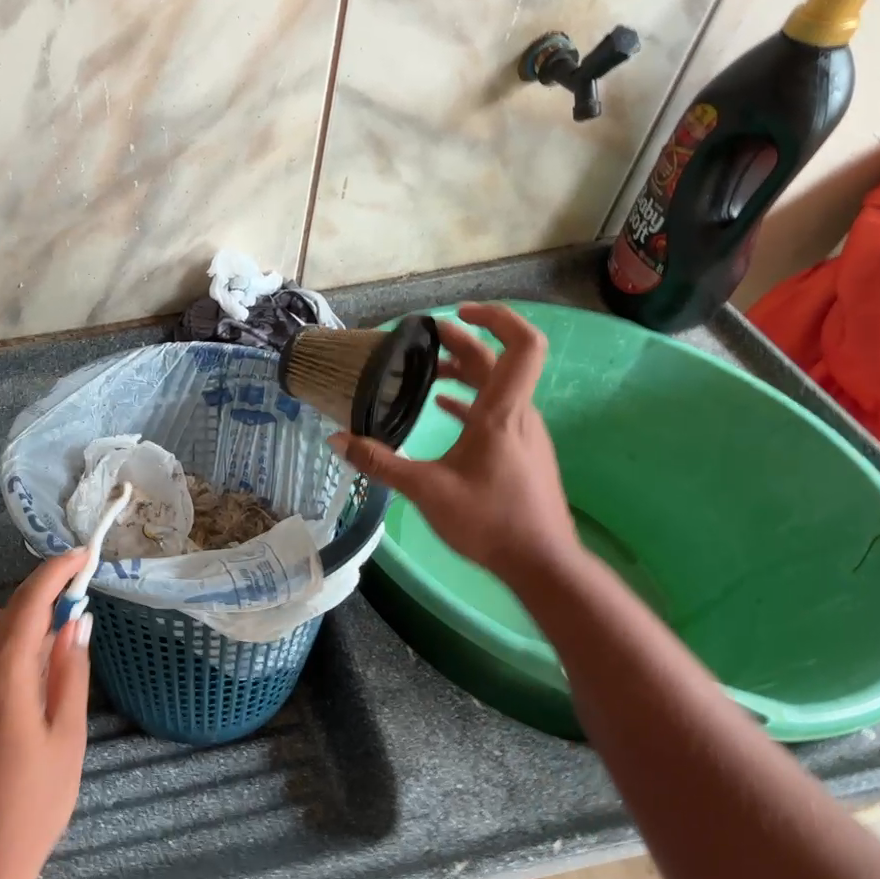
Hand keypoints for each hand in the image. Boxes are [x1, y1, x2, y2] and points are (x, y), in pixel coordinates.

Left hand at [0, 550, 92, 878]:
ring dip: (24, 630)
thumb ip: (70, 673)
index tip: (81, 555)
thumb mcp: (67, 739)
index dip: (54, 572)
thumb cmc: (32, 807)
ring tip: (59, 640)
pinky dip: (6, 656)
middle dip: (41, 600)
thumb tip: (77, 622)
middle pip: (6, 619)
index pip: (27, 604)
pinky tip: (27, 677)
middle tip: (78, 598)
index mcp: (2, 679)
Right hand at [330, 303, 580, 582]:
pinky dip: (470, 400)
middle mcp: (518, 414)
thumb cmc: (490, 521)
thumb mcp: (426, 491)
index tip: (457, 314)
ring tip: (426, 372)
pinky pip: (496, 410)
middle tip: (422, 339)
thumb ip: (381, 463)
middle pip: (498, 361)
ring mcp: (524, 434)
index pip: (521, 345)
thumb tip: (337, 440)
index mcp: (501, 413)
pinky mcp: (521, 453)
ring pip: (497, 386)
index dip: (496, 318)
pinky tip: (444, 409)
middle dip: (461, 342)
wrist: (542, 564)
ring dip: (465, 371)